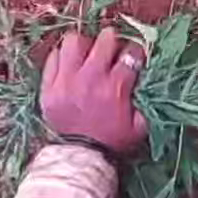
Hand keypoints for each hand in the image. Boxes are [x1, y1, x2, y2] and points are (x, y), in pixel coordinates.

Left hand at [41, 28, 147, 155]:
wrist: (79, 157)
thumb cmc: (111, 141)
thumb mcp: (139, 126)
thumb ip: (146, 103)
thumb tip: (148, 83)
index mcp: (116, 87)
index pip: (131, 54)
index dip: (135, 53)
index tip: (134, 58)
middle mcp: (92, 78)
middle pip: (105, 40)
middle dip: (112, 42)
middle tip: (111, 50)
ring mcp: (67, 80)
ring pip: (74, 42)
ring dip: (84, 45)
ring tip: (87, 54)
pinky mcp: (49, 86)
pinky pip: (54, 58)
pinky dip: (62, 57)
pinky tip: (70, 66)